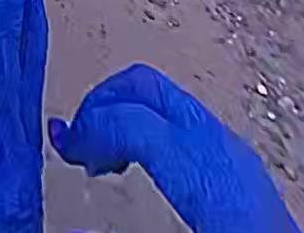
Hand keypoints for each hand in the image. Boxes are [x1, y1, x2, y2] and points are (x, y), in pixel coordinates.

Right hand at [49, 64, 299, 232]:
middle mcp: (220, 144)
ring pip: (162, 97)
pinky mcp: (239, 165)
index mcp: (203, 165)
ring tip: (100, 152)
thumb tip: (69, 182)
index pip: (129, 118)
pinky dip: (146, 127)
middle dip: (99, 102)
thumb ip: (124, 198)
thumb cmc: (240, 232)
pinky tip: (138, 160)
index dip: (86, 127)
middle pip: (144, 85)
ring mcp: (233, 149)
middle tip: (76, 137)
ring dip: (120, 111)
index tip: (63, 148)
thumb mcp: (173, 224)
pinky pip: (182, 121)